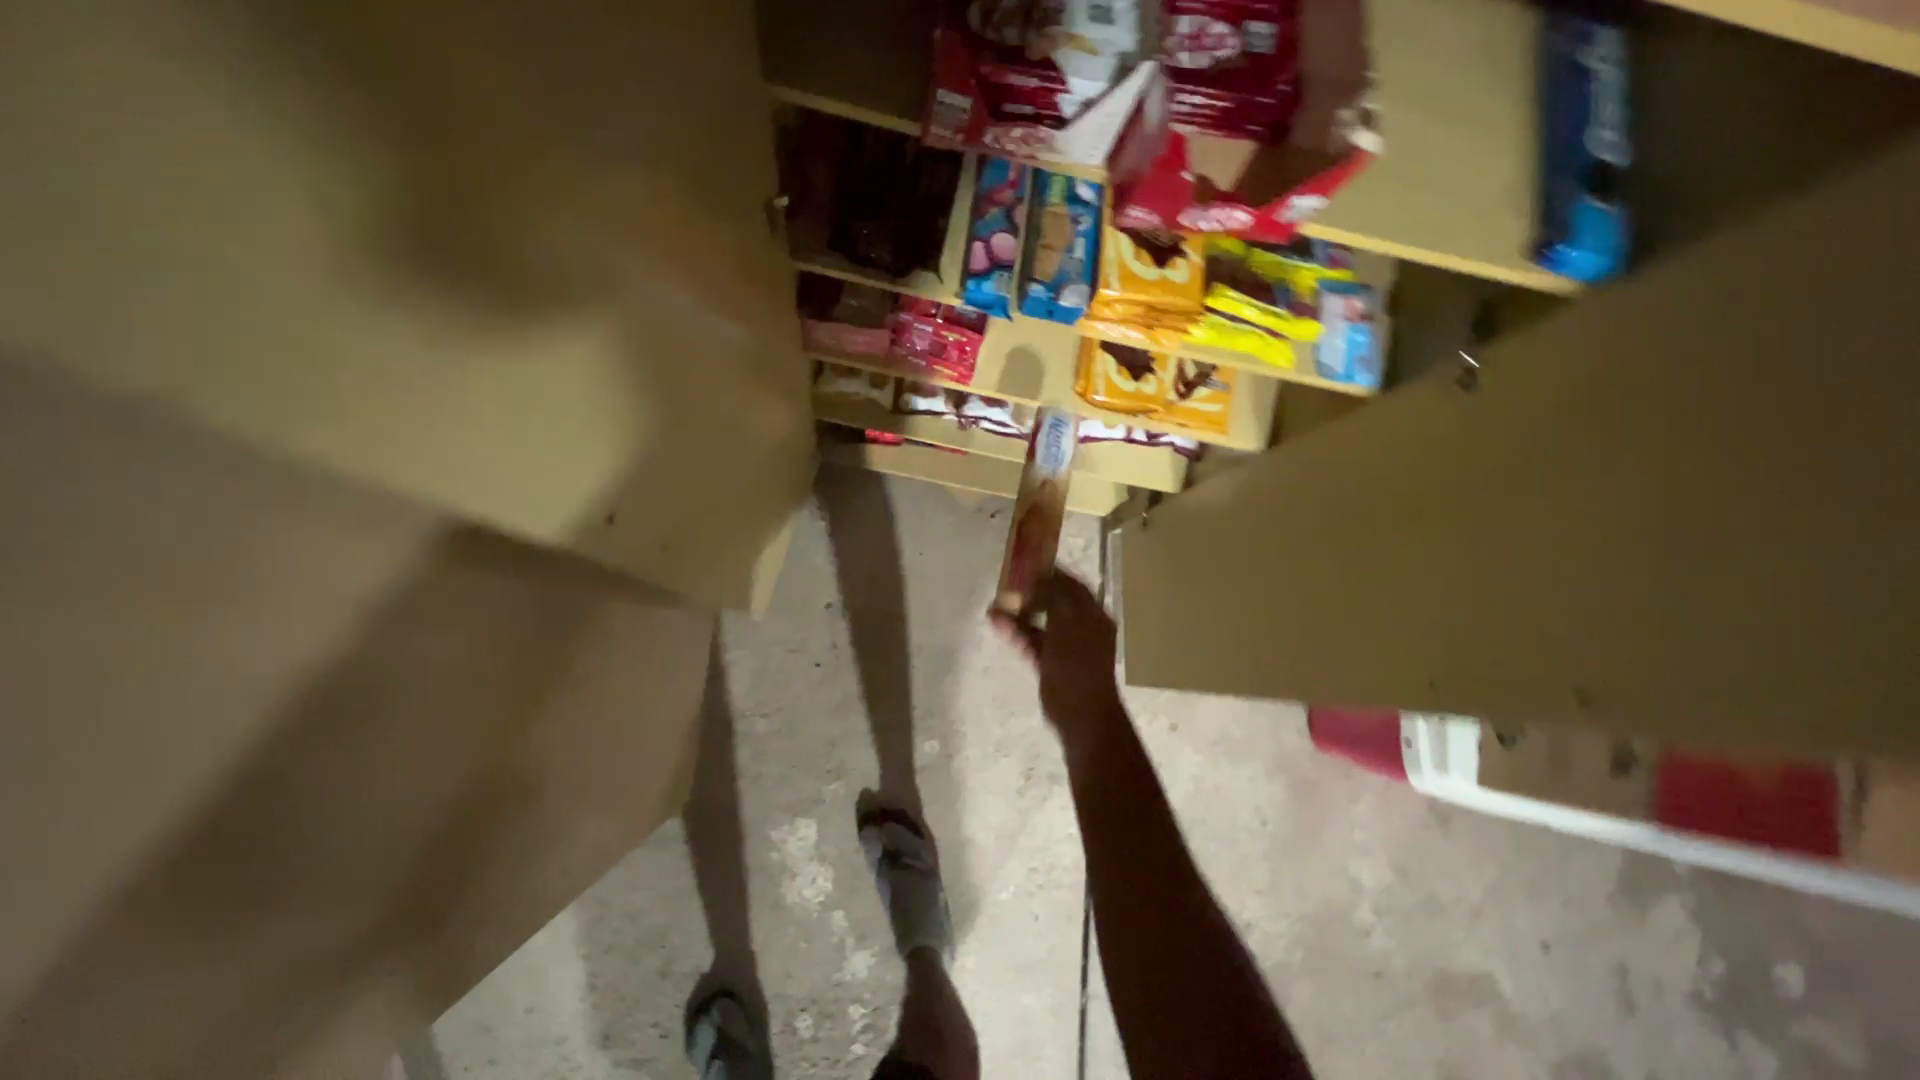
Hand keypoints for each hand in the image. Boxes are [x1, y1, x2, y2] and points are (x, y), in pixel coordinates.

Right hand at [990, 571, 1123, 745]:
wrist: (1080, 715)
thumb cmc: (1078, 667)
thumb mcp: (1067, 625)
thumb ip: (1053, 599)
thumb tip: (1037, 578)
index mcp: (1093, 616)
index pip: (1072, 586)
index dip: (1051, 575)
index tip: (1025, 568)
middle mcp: (1083, 628)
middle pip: (1055, 603)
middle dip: (1030, 595)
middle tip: (1007, 588)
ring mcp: (1067, 647)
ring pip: (1042, 624)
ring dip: (1020, 616)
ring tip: (995, 609)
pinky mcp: (1052, 665)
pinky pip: (1034, 643)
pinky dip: (1018, 635)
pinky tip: (999, 627)